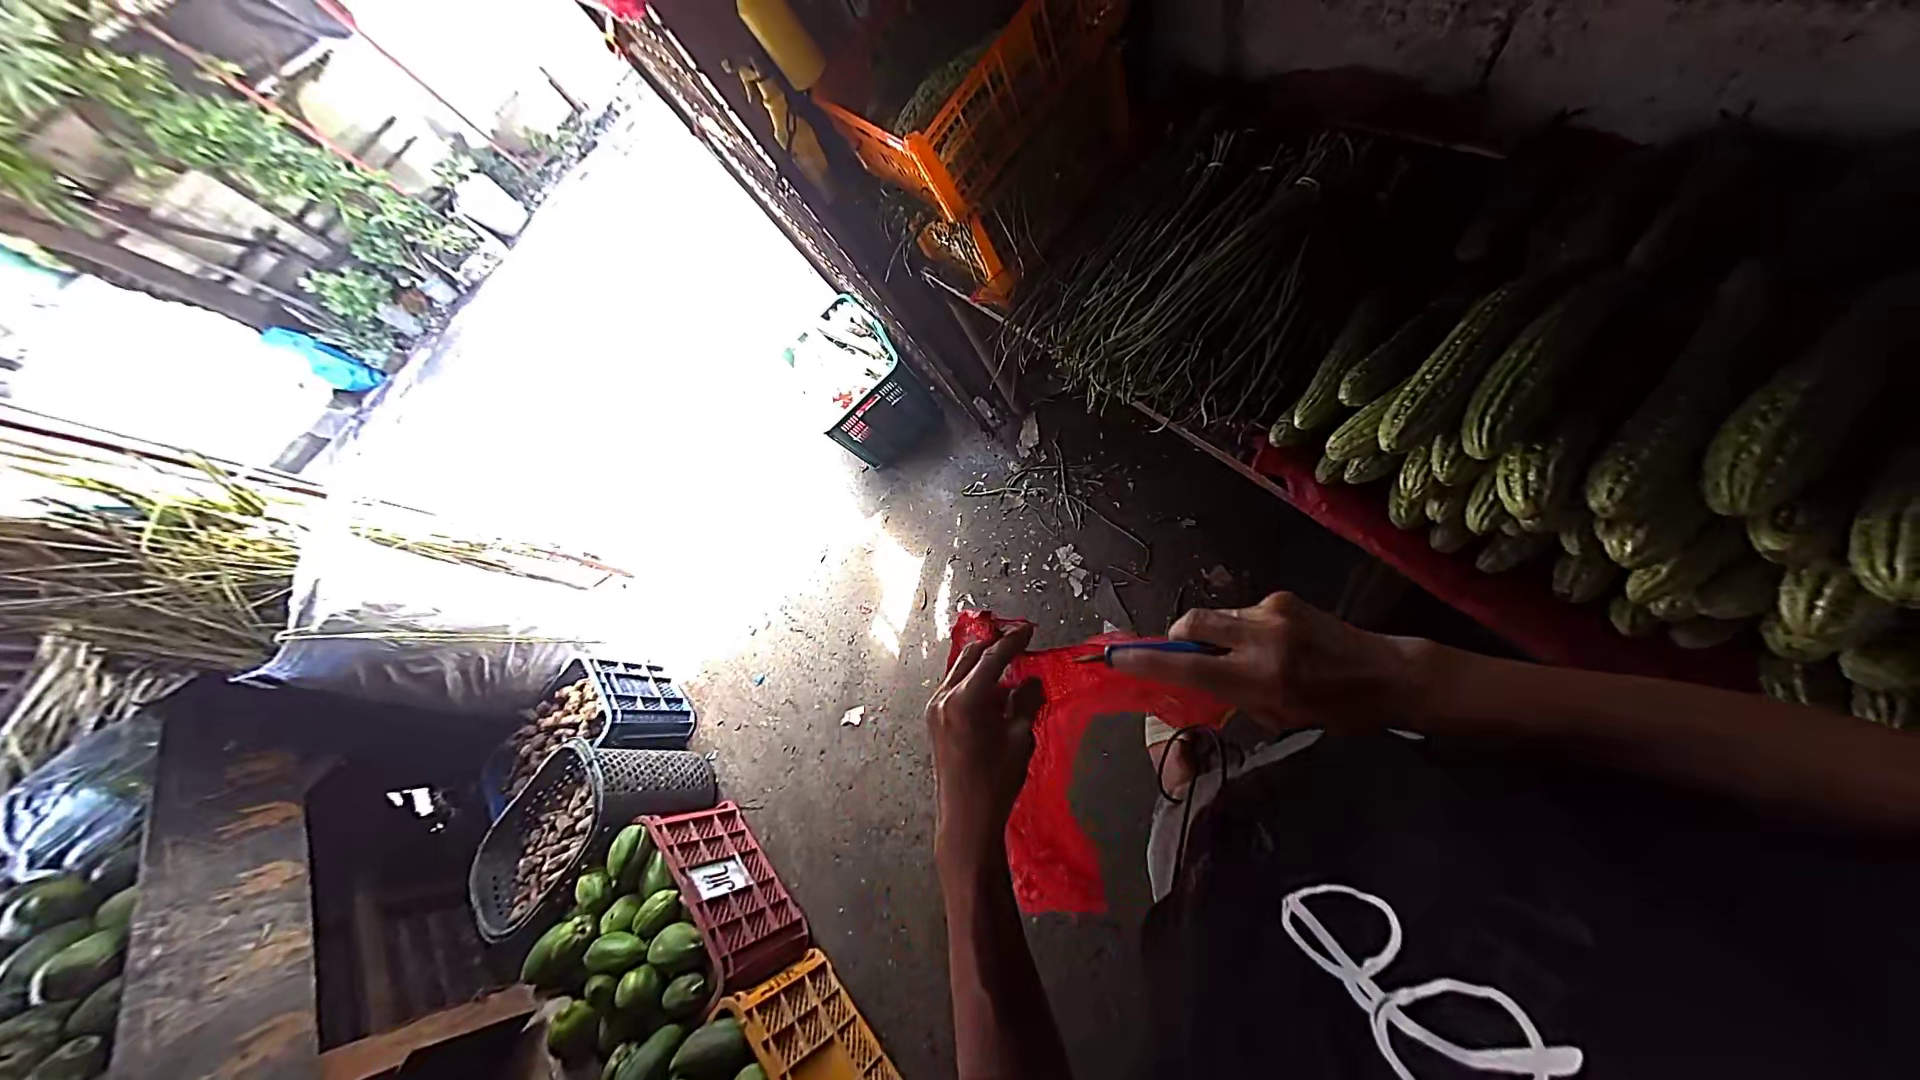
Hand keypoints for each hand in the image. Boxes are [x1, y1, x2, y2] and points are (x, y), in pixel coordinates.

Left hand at [927, 624, 1043, 872]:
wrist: (966, 817)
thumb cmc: (995, 783)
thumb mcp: (1019, 738)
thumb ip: (1026, 701)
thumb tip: (1032, 680)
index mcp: (965, 700)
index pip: (992, 658)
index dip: (1013, 640)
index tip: (1028, 630)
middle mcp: (944, 698)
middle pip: (971, 655)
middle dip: (996, 646)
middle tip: (1019, 643)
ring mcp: (935, 708)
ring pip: (961, 668)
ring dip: (985, 663)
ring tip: (1011, 669)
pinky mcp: (934, 718)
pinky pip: (955, 685)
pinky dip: (974, 680)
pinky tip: (994, 691)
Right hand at [1110, 592, 1435, 732]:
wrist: (1387, 674)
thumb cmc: (1334, 709)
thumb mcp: (1278, 717)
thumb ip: (1231, 695)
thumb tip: (1193, 678)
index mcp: (1261, 679)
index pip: (1187, 665)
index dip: (1146, 660)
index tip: (1118, 656)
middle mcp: (1262, 640)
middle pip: (1190, 622)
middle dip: (1176, 635)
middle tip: (1185, 652)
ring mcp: (1272, 613)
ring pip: (1215, 617)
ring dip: (1215, 634)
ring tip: (1243, 653)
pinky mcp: (1281, 598)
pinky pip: (1242, 612)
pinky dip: (1242, 629)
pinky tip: (1270, 644)